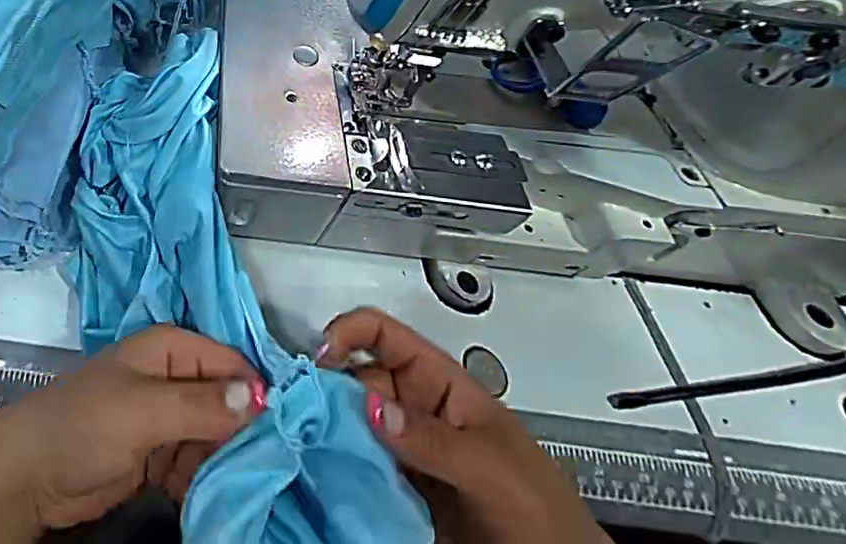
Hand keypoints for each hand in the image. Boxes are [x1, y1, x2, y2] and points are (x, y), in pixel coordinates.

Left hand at [0, 325, 265, 543]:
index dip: (255, 393)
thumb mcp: (143, 411)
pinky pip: (197, 463)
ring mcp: (166, 417)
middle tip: (262, 468)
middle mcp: (175, 376)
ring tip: (236, 487)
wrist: (27, 475)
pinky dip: (205, 480)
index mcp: (173, 348)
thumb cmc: (83, 425)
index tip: (281, 429)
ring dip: (225, 462)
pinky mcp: (159, 453)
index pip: (230, 363)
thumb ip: (199, 405)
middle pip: (227, 401)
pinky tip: (212, 498)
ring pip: (216, 436)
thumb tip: (257, 396)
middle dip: (243, 433)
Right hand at [319, 307, 610, 543]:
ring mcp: (404, 451)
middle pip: (356, 378)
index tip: (321, 356)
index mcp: (439, 382)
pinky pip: (356, 469)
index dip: (350, 332)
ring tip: (303, 443)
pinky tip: (322, 476)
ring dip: (327, 429)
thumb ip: (435, 436)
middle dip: (328, 387)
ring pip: (351, 424)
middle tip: (301, 413)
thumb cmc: (544, 514)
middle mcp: (415, 410)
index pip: (384, 335)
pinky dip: (336, 469)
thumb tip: (373, 407)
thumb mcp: (492, 466)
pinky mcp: (396, 492)